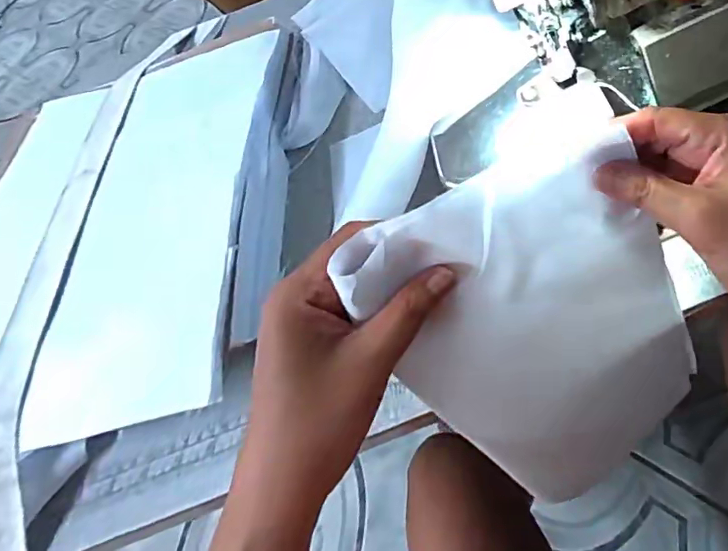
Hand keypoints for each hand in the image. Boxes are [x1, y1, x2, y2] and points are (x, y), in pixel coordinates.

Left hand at [220, 223, 456, 547]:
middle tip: (441, 264)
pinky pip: (352, 310)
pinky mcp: (313, 342)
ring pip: (356, 287)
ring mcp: (302, 322)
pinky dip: (381, 309)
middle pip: (353, 261)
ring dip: (391, 288)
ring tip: (432, 286)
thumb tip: (445, 271)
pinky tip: (410, 315)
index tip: (434, 242)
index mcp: (295, 293)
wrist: (282, 492)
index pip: (349, 242)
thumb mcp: (370, 360)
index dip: (393, 236)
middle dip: (397, 262)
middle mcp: (294, 298)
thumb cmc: (317, 423)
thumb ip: (409, 310)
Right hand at [596, 108, 727, 327]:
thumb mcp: (698, 217)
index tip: (584, 152)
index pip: (659, 121)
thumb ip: (645, 189)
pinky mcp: (709, 192)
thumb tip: (599, 172)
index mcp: (721, 135)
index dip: (620, 133)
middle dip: (622, 154)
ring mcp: (712, 168)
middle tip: (582, 172)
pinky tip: (620, 201)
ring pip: (660, 160)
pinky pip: (669, 182)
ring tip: (593, 187)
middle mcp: (715, 143)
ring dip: (632, 174)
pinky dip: (646, 191)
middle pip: (657, 137)